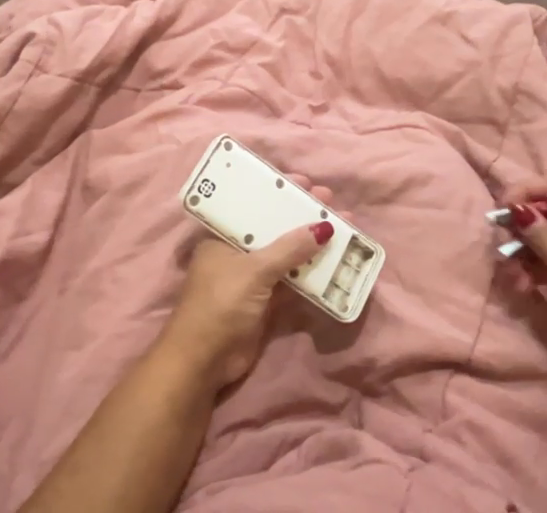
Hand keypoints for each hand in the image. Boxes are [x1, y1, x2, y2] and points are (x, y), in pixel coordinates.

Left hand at [162, 178, 336, 387]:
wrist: (203, 363)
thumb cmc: (219, 305)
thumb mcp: (254, 271)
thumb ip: (289, 249)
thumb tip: (324, 228)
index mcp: (223, 236)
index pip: (254, 204)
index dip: (279, 191)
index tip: (306, 183)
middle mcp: (237, 252)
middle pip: (275, 228)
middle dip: (302, 216)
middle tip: (331, 202)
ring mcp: (252, 278)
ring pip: (287, 254)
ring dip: (312, 244)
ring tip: (343, 228)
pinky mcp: (265, 302)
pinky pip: (293, 281)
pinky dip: (312, 273)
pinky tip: (335, 263)